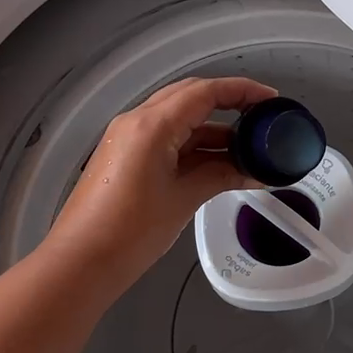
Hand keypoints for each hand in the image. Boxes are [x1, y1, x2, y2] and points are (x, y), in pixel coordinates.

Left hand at [38, 76, 275, 275]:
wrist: (82, 262)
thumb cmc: (131, 230)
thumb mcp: (186, 198)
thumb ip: (222, 175)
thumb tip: (254, 171)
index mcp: (152, 125)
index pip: (205, 92)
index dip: (242, 91)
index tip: (270, 100)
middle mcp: (137, 123)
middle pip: (190, 96)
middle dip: (228, 102)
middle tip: (261, 116)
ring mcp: (128, 139)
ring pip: (179, 118)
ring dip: (213, 128)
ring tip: (248, 148)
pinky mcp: (126, 157)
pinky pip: (167, 138)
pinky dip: (195, 145)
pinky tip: (220, 164)